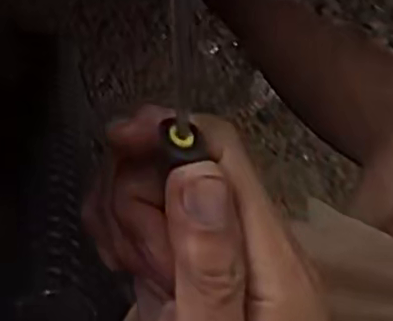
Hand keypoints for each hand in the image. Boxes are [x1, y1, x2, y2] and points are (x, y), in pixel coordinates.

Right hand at [83, 107, 326, 320]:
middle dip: (136, 187)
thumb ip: (211, 262)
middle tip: (135, 246)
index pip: (222, 148)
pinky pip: (142, 210)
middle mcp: (248, 242)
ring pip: (151, 180)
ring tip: (129, 262)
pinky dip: (119, 224)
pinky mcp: (185, 260)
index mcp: (274, 256)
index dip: (167, 129)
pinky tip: (122, 260)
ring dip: (123, 209)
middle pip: (177, 160)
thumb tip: (198, 170)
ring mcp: (215, 251)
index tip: (118, 140)